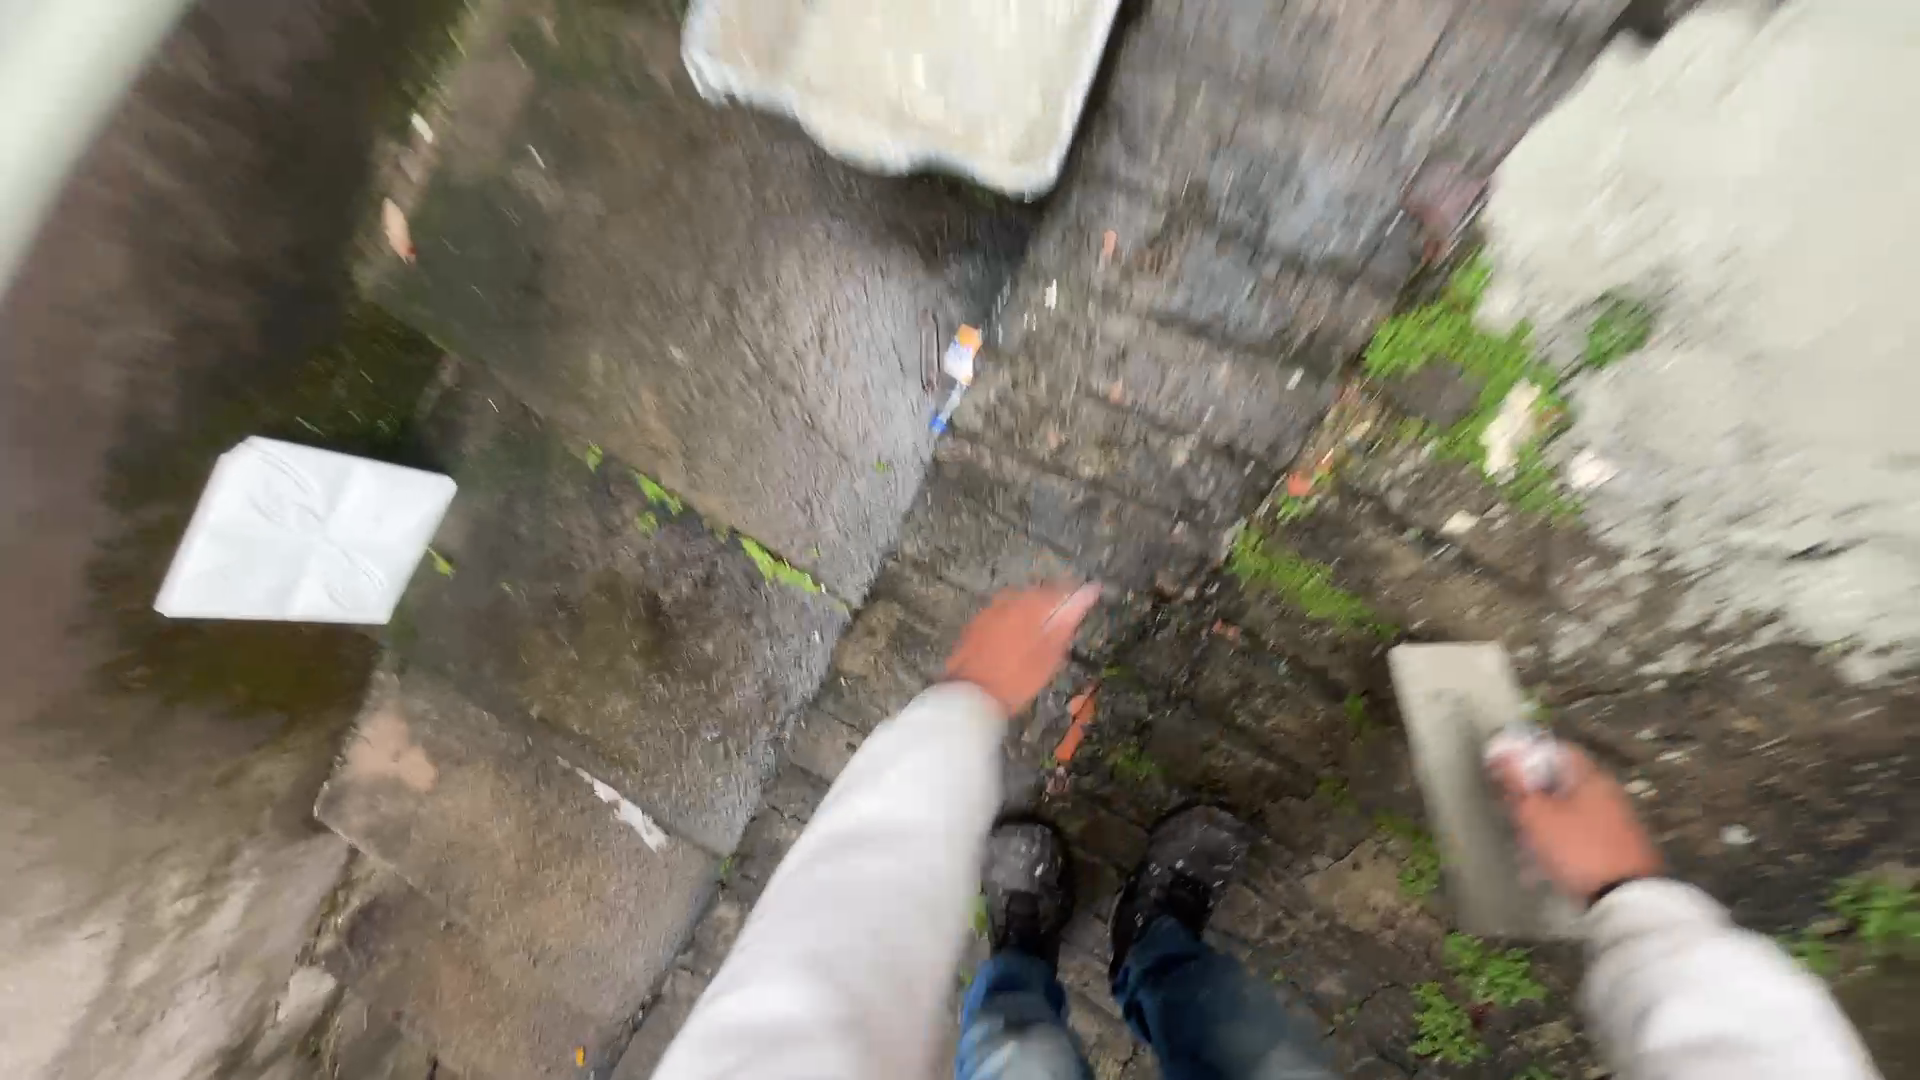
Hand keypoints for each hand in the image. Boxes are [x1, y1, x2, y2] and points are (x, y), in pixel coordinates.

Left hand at [945, 583, 1100, 713]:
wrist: (969, 695)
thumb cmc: (1017, 677)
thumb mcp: (1051, 652)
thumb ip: (1069, 618)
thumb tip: (1090, 591)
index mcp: (1029, 602)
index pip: (1061, 588)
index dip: (1076, 597)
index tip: (1085, 608)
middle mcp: (1007, 599)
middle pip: (1036, 594)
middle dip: (1051, 606)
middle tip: (1061, 629)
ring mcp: (987, 611)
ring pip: (1016, 604)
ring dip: (1030, 615)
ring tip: (1038, 638)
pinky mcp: (974, 625)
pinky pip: (1000, 616)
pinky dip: (1011, 624)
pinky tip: (1013, 643)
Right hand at [1489, 744, 1663, 904]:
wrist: (1628, 901)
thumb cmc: (1576, 847)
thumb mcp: (1534, 812)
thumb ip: (1514, 781)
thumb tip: (1501, 753)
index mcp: (1590, 777)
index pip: (1555, 749)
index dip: (1526, 753)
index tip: (1504, 767)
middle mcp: (1609, 793)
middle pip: (1560, 779)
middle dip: (1531, 790)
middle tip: (1509, 804)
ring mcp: (1618, 821)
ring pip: (1568, 807)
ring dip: (1542, 816)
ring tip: (1523, 837)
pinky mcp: (1620, 846)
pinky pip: (1580, 829)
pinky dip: (1559, 835)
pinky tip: (1544, 857)